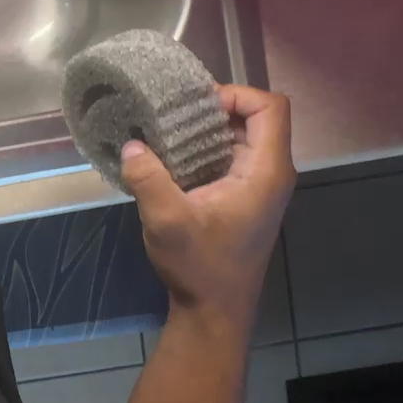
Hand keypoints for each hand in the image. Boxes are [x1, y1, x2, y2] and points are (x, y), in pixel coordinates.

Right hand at [121, 85, 295, 333]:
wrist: (214, 308)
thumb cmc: (200, 265)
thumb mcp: (167, 221)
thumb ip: (149, 179)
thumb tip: (132, 144)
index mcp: (264, 172)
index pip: (270, 108)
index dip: (236, 95)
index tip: (193, 105)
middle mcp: (268, 173)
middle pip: (255, 117)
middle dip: (213, 108)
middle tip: (169, 113)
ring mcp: (256, 186)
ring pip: (240, 136)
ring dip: (204, 128)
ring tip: (162, 130)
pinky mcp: (240, 196)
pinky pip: (227, 156)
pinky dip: (200, 147)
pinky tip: (167, 156)